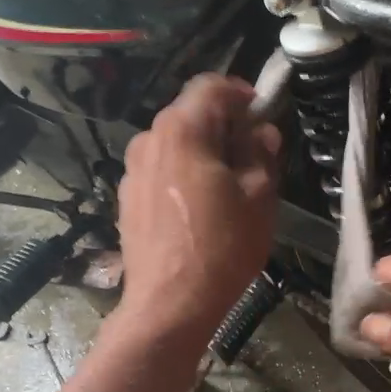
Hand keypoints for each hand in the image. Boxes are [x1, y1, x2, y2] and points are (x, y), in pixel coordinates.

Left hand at [116, 74, 281, 340]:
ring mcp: (132, 171)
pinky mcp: (128, 201)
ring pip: (175, 147)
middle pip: (190, 116)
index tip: (263, 115)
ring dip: (203, 156)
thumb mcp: (259, 199)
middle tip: (254, 157)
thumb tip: (261, 133)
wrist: (170, 305)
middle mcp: (149, 139)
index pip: (212, 86)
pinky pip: (162, 175)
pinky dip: (184, 179)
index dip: (242, 94)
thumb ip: (262, 156)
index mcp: (182, 130)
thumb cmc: (222, 248)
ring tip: (228, 190)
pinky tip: (201, 212)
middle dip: (224, 128)